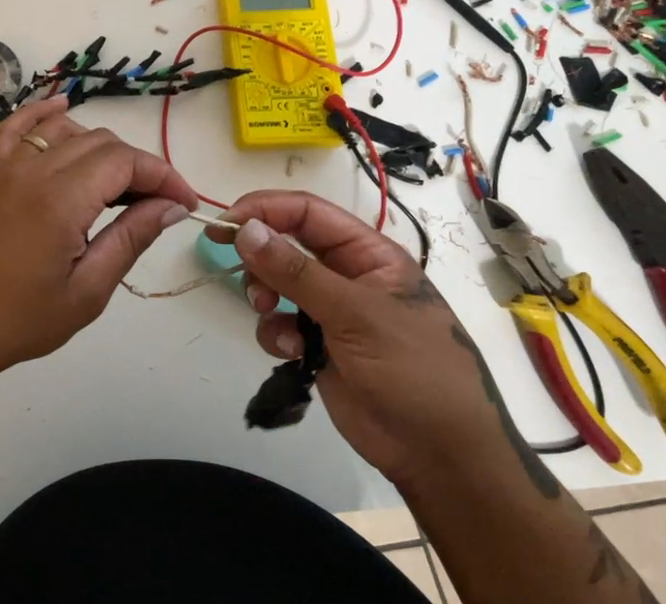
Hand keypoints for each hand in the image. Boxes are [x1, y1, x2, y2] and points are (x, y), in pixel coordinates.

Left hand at [0, 97, 200, 389]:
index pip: (126, 162)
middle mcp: (33, 171)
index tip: (185, 204)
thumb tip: (171, 205)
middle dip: (139, 167)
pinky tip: (62, 108)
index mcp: (60, 200)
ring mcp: (7, 168)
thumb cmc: (25, 318)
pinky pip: (16, 127)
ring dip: (100, 148)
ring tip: (119, 188)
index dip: (163, 176)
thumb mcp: (90, 289)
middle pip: (101, 143)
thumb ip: (131, 238)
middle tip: (157, 206)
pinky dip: (41, 113)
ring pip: (66, 131)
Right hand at [209, 191, 522, 489]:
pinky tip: (291, 354)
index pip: (308, 213)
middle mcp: (349, 276)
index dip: (264, 210)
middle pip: (286, 244)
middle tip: (240, 273)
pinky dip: (275, 334)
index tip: (225, 224)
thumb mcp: (356, 314)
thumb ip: (296, 271)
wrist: (440, 454)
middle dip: (260, 258)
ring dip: (264, 296)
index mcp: (370, 255)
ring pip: (276, 284)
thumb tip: (245, 230)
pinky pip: (279, 324)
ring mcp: (332, 312)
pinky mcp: (318, 345)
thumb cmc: (415, 370)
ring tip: (269, 314)